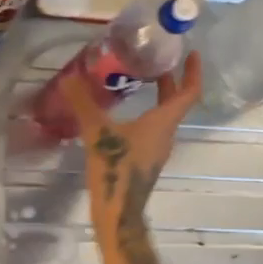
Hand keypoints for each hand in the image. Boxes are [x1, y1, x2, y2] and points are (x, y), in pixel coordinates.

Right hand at [60, 52, 202, 223]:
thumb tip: (69, 78)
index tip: (192, 54)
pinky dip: (146, 116)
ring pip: (164, 118)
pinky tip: (125, 117)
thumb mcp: (97, 132)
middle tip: (158, 63)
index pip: (189, 92)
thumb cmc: (116, 167)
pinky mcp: (145, 160)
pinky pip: (151, 131)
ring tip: (141, 84)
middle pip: (176, 103)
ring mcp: (156, 149)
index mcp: (163, 122)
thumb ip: (84, 104)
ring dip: (158, 99)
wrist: (118, 209)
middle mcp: (165, 133)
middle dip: (170, 82)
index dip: (193, 72)